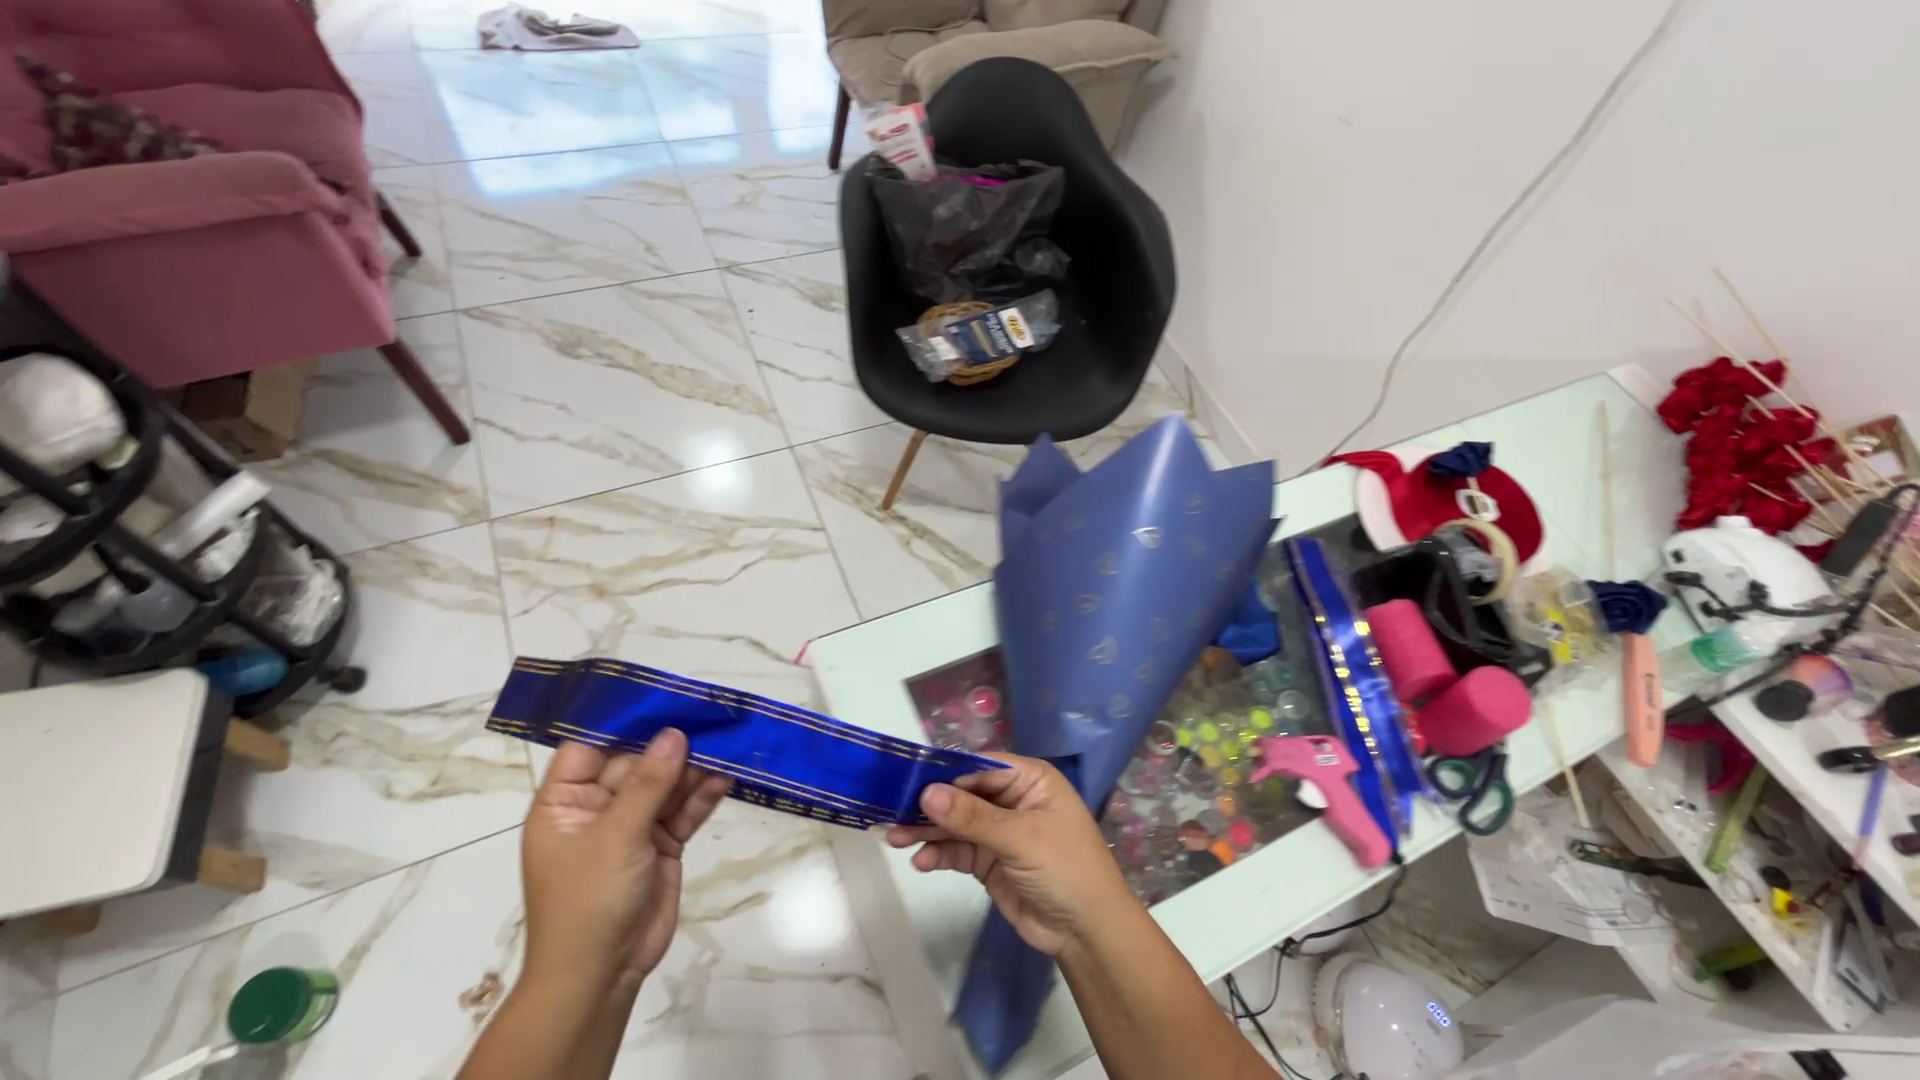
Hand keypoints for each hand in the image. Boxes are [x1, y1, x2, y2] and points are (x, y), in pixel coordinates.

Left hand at [520, 729, 730, 989]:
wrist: (602, 974)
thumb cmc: (588, 901)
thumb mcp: (614, 837)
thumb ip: (648, 784)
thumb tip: (674, 734)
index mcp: (564, 802)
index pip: (590, 747)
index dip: (622, 720)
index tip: (660, 693)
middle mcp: (597, 808)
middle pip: (636, 762)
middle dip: (670, 742)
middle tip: (708, 713)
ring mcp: (632, 827)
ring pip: (665, 784)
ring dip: (694, 766)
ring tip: (729, 739)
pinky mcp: (661, 845)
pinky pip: (683, 811)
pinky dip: (704, 795)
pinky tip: (728, 775)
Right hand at [884, 754, 1131, 956]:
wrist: (1087, 932)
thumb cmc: (1065, 868)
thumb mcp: (1020, 838)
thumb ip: (971, 817)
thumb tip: (926, 793)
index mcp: (1029, 781)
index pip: (980, 766)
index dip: (945, 772)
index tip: (907, 778)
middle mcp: (1013, 800)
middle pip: (963, 794)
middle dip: (929, 804)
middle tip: (890, 811)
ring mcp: (1000, 832)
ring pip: (956, 824)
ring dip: (927, 831)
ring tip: (895, 839)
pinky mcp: (990, 862)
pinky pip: (958, 851)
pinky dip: (939, 854)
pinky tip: (921, 862)